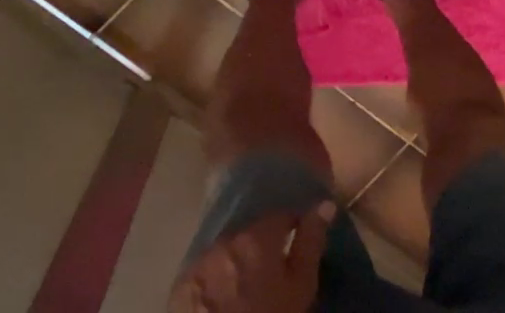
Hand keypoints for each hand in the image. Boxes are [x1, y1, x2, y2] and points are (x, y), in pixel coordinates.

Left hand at [170, 203, 333, 312]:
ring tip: (246, 287)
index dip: (294, 229)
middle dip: (263, 246)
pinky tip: (222, 299)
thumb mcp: (300, 286)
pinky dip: (215, 278)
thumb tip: (325, 204)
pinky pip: (205, 271)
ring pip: (226, 252)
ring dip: (237, 261)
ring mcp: (198, 263)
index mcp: (256, 236)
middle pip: (251, 233)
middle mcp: (224, 240)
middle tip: (272, 272)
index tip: (298, 246)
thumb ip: (312, 241)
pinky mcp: (179, 287)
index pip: (282, 216)